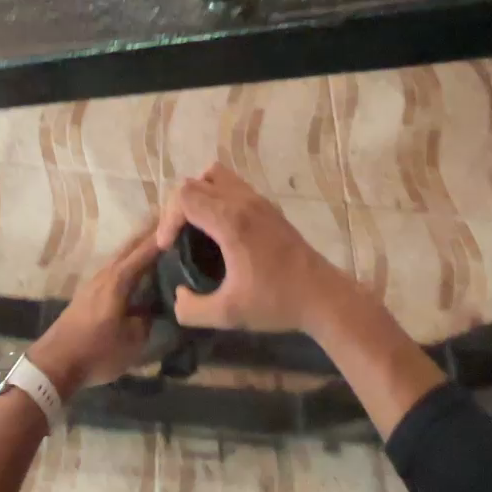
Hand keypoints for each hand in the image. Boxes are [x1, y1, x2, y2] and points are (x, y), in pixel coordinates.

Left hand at [28, 224, 162, 396]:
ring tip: (160, 243)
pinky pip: (116, 268)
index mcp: (119, 279)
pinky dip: (130, 261)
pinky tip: (139, 269)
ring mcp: (96, 281)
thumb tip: (159, 307)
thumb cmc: (97, 350)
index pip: (145, 250)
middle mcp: (107, 273)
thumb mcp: (132, 341)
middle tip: (173, 222)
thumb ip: (148, 320)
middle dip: (150, 233)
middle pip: (131, 246)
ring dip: (139, 247)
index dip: (162, 235)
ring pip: (122, 256)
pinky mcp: (91, 292)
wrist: (56, 362)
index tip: (181, 219)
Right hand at [155, 164, 346, 332]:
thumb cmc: (277, 303)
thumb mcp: (229, 315)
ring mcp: (257, 200)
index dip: (168, 219)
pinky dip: (216, 196)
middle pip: (194, 182)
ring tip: (196, 226)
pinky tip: (220, 228)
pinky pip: (231, 184)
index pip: (184, 197)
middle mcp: (242, 201)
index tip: (168, 247)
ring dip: (197, 195)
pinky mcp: (267, 206)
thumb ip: (192, 310)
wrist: (323, 297)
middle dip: (177, 208)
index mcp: (230, 221)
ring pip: (214, 175)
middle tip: (177, 238)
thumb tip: (178, 297)